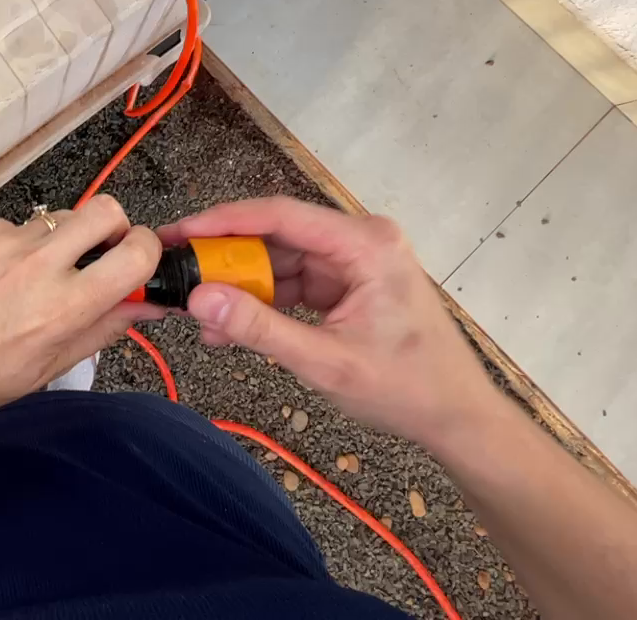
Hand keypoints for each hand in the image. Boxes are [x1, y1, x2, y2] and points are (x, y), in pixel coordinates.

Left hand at [0, 195, 164, 429]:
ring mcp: (4, 239)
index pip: (135, 252)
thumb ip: (104, 327)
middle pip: (105, 209)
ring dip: (57, 243)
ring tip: (28, 280)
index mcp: (65, 305)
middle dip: (113, 227)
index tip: (138, 259)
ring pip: (57, 221)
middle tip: (98, 253)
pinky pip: (15, 226)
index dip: (146, 250)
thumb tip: (145, 304)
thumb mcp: (51, 365)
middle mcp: (38, 264)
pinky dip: (15, 247)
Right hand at [161, 196, 504, 452]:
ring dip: (238, 285)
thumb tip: (198, 298)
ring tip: (196, 310)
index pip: (279, 215)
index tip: (177, 233)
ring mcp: (349, 259)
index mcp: (364, 244)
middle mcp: (356, 239)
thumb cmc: (407, 390)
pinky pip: (289, 280)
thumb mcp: (326, 362)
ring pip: (275, 258)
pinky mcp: (342, 280)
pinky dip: (259, 301)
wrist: (460, 421)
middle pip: (273, 235)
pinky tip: (228, 324)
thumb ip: (259, 328)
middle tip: (177, 269)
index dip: (221, 221)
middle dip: (223, 257)